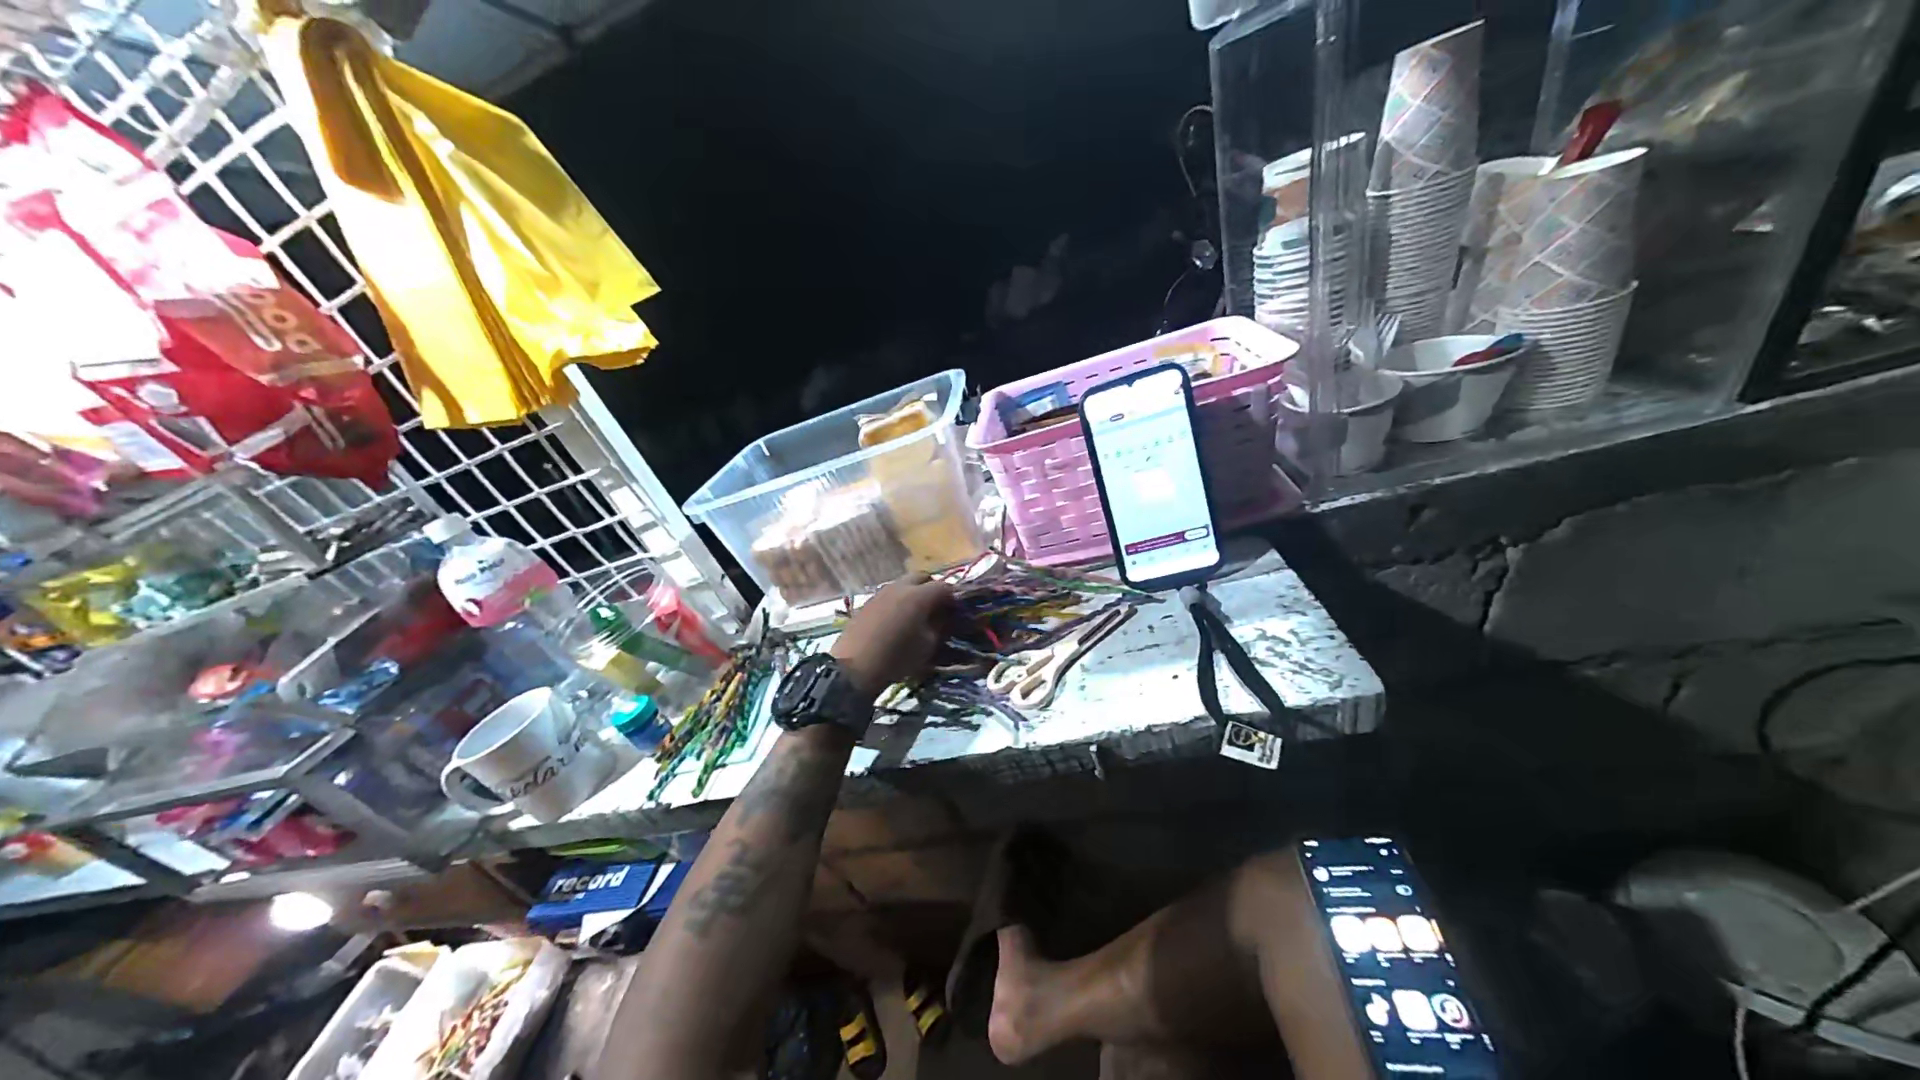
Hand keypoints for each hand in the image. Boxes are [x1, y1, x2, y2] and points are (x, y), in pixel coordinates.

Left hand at [832, 574, 954, 697]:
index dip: (954, 598)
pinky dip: (898, 601)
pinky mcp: (867, 602)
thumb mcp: (927, 646)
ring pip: (903, 584)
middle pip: (922, 577)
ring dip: (914, 594)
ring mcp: (881, 593)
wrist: (854, 667)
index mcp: (919, 595)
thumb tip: (943, 616)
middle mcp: (900, 587)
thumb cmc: (897, 658)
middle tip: (938, 608)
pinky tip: (897, 620)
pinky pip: (889, 595)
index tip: (957, 612)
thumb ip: (939, 626)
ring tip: (917, 614)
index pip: (945, 587)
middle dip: (933, 588)